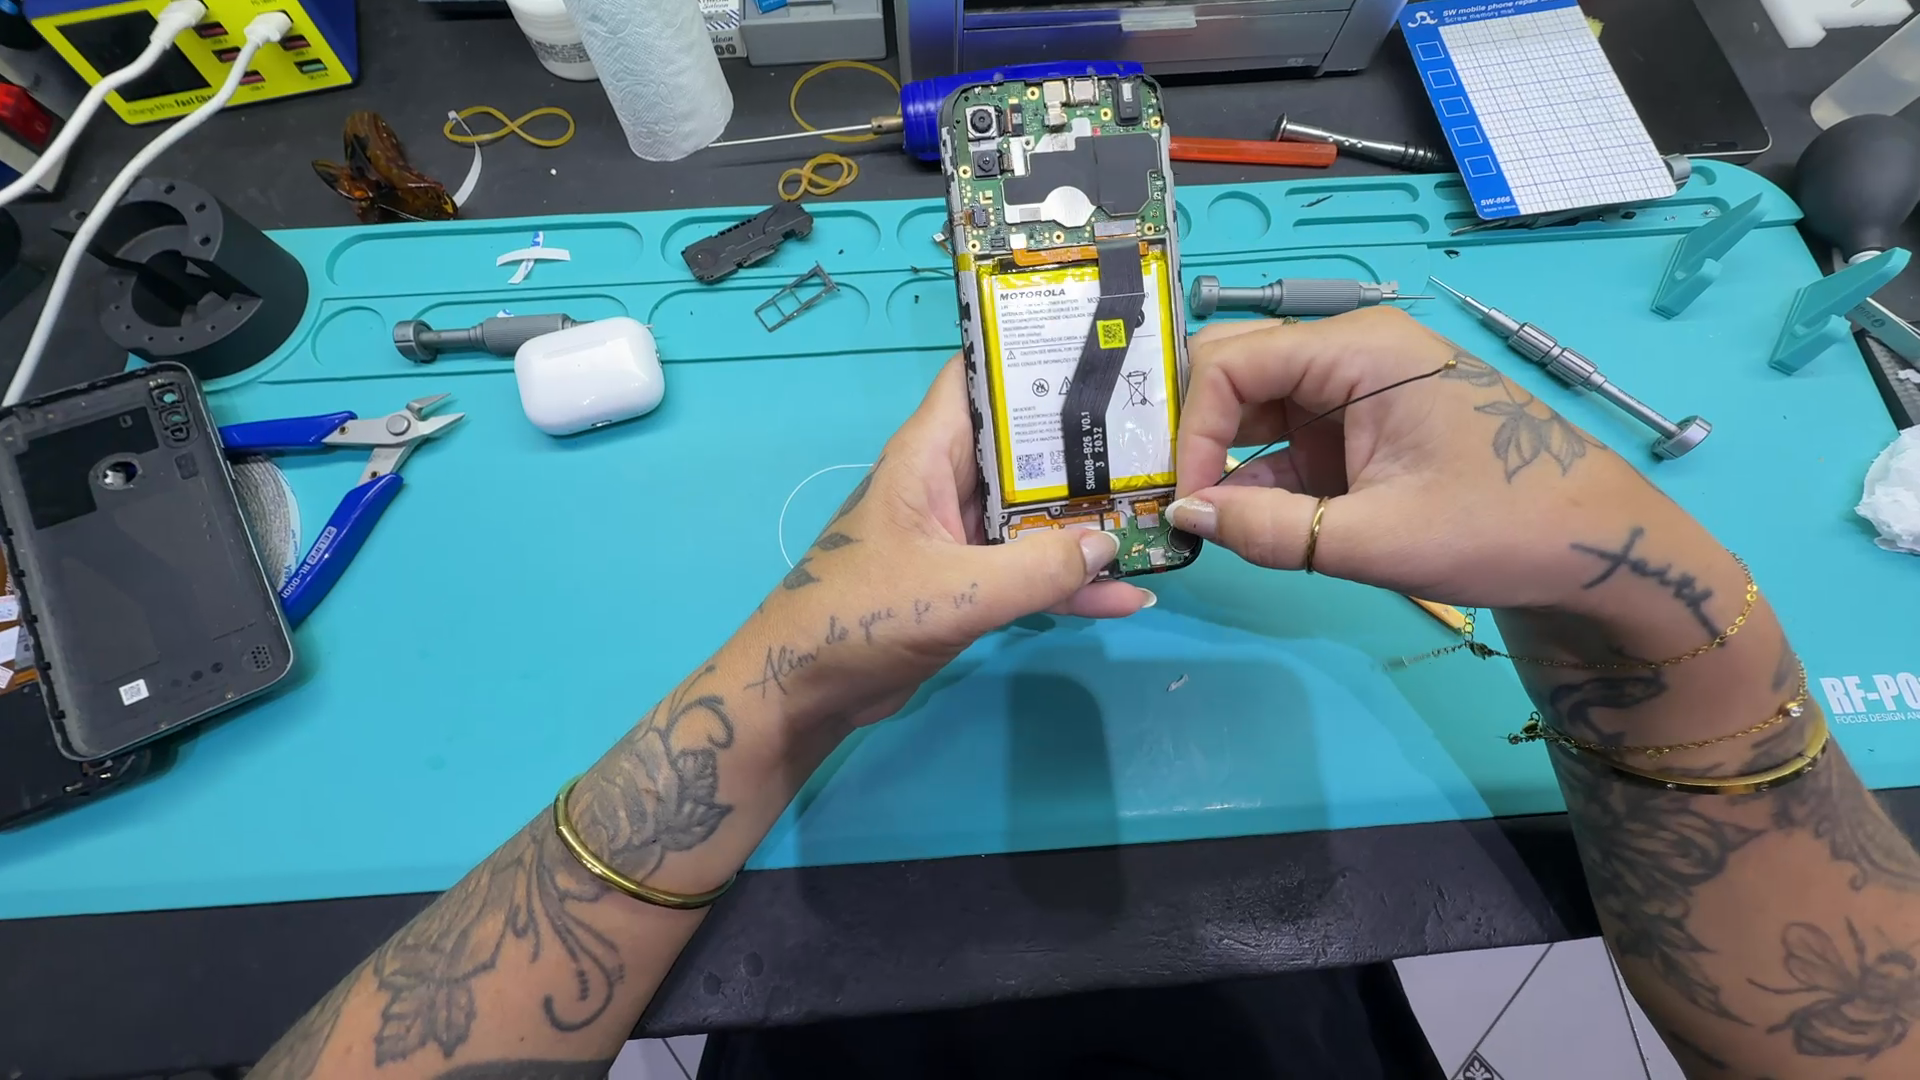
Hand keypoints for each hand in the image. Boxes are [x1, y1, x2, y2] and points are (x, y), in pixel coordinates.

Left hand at [747, 357, 1152, 727]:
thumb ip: (1038, 570)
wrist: (811, 690)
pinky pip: (1031, 571)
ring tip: (1158, 520)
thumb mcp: (956, 590)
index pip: (977, 378)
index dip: (1030, 356)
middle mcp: (948, 484)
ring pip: (1036, 515)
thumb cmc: (863, 617)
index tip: (1100, 348)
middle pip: (1025, 448)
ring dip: (1089, 523)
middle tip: (1160, 438)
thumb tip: (1112, 543)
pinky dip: (1071, 583)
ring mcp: (961, 535)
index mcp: (929, 456)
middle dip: (1087, 445)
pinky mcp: (970, 581)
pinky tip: (1128, 596)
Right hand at [1167, 309, 1707, 614]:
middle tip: (1171, 491)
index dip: (1192, 428)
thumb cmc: (1502, 529)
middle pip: (1231, 369)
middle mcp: (1345, 354)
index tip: (1186, 498)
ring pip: (1246, 407)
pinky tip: (1238, 520)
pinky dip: (1248, 479)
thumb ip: (1269, 529)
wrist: (1596, 552)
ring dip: (1216, 458)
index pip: (1231, 364)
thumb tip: (1182, 517)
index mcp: (1359, 350)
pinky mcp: (1350, 429)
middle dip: (1192, 431)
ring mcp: (1347, 391)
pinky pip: (1275, 442)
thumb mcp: (1376, 539)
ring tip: (1196, 514)